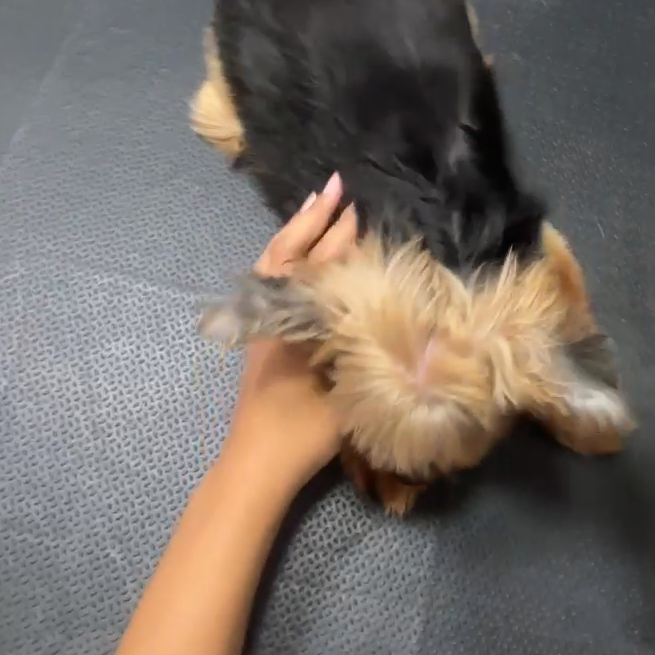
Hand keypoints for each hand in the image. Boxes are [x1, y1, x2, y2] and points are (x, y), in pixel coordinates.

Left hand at [219, 173, 358, 490]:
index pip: (318, 266)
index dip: (338, 237)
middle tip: (335, 188)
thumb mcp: (346, 386)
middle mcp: (273, 313)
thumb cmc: (303, 429)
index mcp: (292, 320)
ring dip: (296, 235)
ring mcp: (263, 324)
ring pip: (275, 265)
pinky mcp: (263, 336)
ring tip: (316, 207)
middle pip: (288, 254)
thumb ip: (366, 346)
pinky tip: (302, 257)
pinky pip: (273, 281)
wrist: (257, 465)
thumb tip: (397, 311)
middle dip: (314, 221)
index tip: (356, 208)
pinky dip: (287, 258)